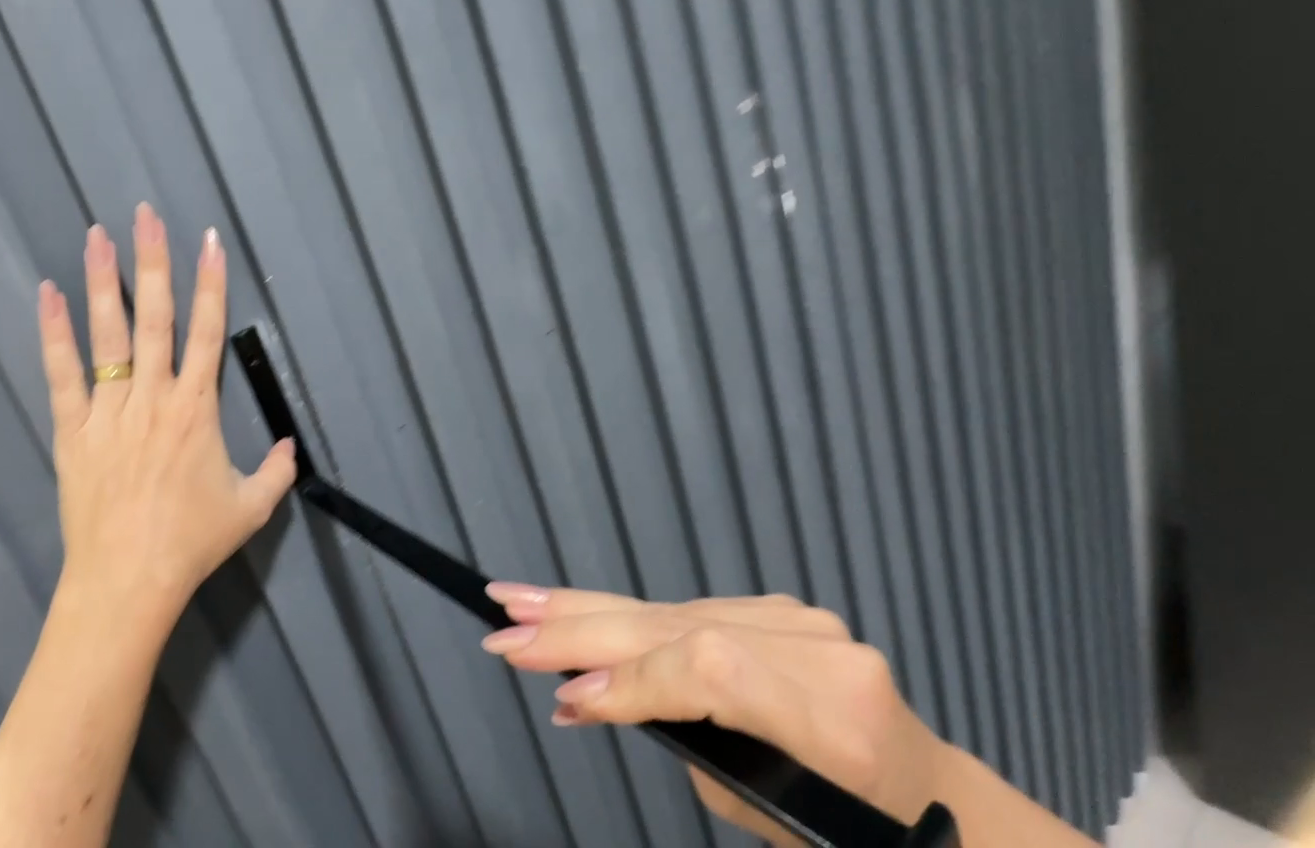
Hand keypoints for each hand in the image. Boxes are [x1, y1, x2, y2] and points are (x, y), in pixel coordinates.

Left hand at [37, 203, 296, 614]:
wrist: (129, 579)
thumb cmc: (191, 542)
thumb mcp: (250, 509)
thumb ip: (277, 473)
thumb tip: (292, 447)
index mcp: (197, 409)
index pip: (206, 332)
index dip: (210, 284)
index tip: (209, 242)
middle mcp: (154, 397)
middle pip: (155, 318)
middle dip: (153, 262)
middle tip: (145, 216)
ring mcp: (110, 411)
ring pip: (108, 336)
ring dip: (102, 282)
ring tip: (96, 236)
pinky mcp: (73, 430)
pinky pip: (62, 374)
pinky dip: (55, 333)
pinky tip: (48, 295)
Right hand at [481, 584, 949, 843]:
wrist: (926, 792)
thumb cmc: (849, 830)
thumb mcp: (760, 810)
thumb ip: (685, 739)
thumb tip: (594, 686)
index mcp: (829, 723)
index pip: (705, 671)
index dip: (628, 678)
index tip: (563, 697)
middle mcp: (818, 655)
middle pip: (674, 626)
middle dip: (580, 630)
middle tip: (505, 630)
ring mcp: (801, 622)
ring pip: (668, 610)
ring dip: (585, 609)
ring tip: (519, 605)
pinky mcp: (780, 610)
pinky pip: (685, 612)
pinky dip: (624, 616)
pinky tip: (574, 610)